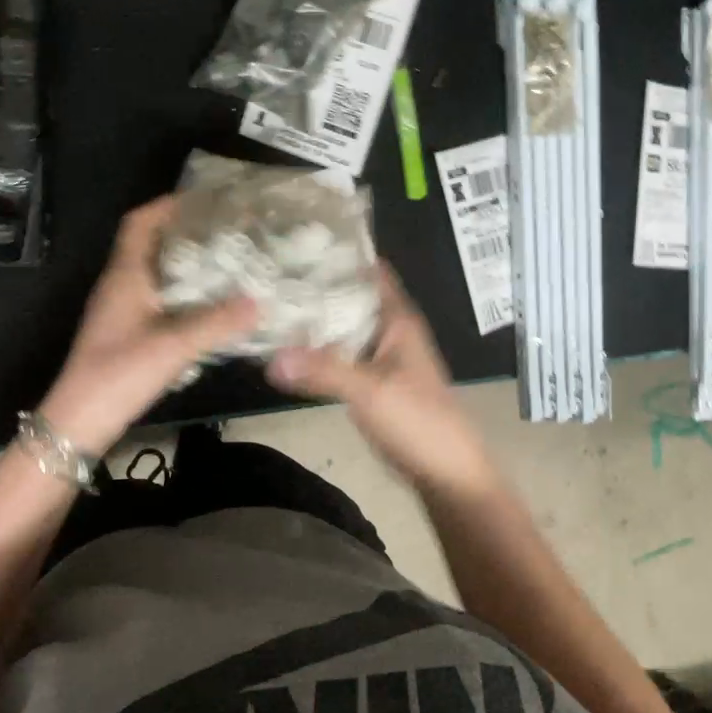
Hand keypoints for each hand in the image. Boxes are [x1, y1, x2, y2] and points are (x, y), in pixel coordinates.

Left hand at [38, 197, 256, 456]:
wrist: (79, 421)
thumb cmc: (119, 374)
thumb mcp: (174, 347)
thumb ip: (217, 323)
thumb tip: (259, 301)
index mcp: (125, 276)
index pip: (140, 223)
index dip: (168, 205)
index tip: (206, 201)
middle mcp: (119, 286)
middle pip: (151, 246)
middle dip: (188, 236)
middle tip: (229, 234)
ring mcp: (120, 312)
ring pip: (156, 276)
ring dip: (187, 268)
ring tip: (228, 266)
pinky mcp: (125, 335)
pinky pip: (158, 302)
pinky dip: (184, 297)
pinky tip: (211, 309)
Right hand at [267, 265, 498, 495]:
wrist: (446, 471)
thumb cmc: (420, 421)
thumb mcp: (371, 392)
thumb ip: (323, 371)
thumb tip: (269, 357)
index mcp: (398, 320)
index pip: (369, 270)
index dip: (339, 253)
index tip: (296, 240)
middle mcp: (388, 331)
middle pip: (348, 297)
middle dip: (314, 286)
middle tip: (265, 272)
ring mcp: (378, 358)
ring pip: (340, 328)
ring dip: (312, 320)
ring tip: (267, 304)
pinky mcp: (368, 383)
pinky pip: (338, 357)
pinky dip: (315, 351)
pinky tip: (285, 349)